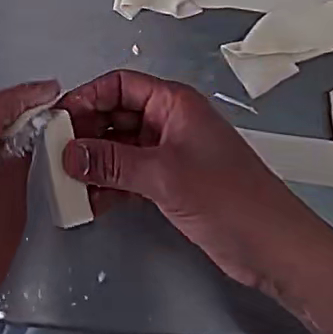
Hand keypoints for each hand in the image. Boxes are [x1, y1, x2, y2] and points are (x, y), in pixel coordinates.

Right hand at [58, 69, 332, 294]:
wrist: (274, 248)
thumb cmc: (233, 199)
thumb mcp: (165, 175)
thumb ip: (113, 163)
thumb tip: (71, 154)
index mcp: (173, 103)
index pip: (120, 85)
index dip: (88, 97)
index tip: (60, 117)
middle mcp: (168, 122)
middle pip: (116, 115)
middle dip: (86, 132)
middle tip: (58, 152)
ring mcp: (168, 153)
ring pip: (119, 146)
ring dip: (95, 162)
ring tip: (69, 180)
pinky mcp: (169, 182)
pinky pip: (128, 173)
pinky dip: (110, 184)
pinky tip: (91, 200)